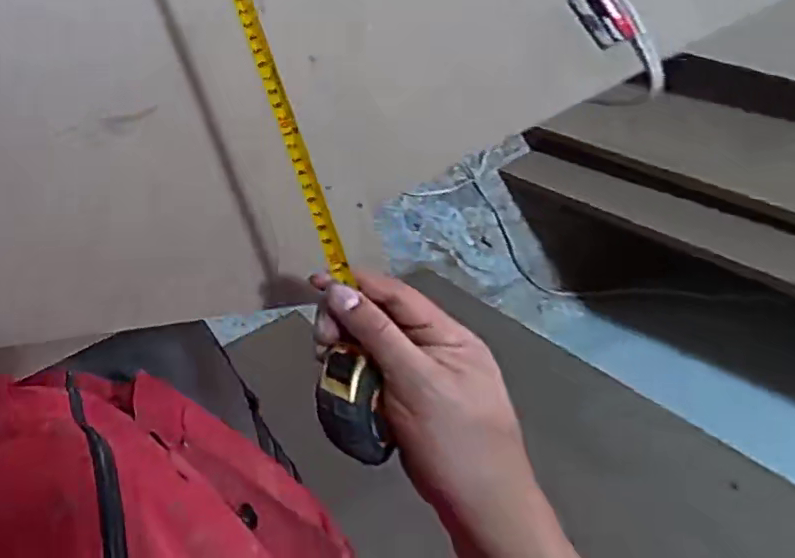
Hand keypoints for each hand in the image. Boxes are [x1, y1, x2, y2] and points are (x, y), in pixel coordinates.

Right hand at [311, 272, 575, 557]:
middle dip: (343, 320)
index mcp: (449, 337)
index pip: (394, 294)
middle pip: (375, 314)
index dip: (354, 283)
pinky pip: (366, 363)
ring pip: (365, 339)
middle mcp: (432, 346)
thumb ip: (376, 331)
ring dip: (341, 344)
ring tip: (327, 360)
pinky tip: (337, 374)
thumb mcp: (416, 381)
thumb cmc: (456, 442)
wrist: (479, 511)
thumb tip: (337, 288)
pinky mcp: (401, 391)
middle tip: (322, 340)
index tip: (314, 283)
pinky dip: (347, 364)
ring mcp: (417, 370)